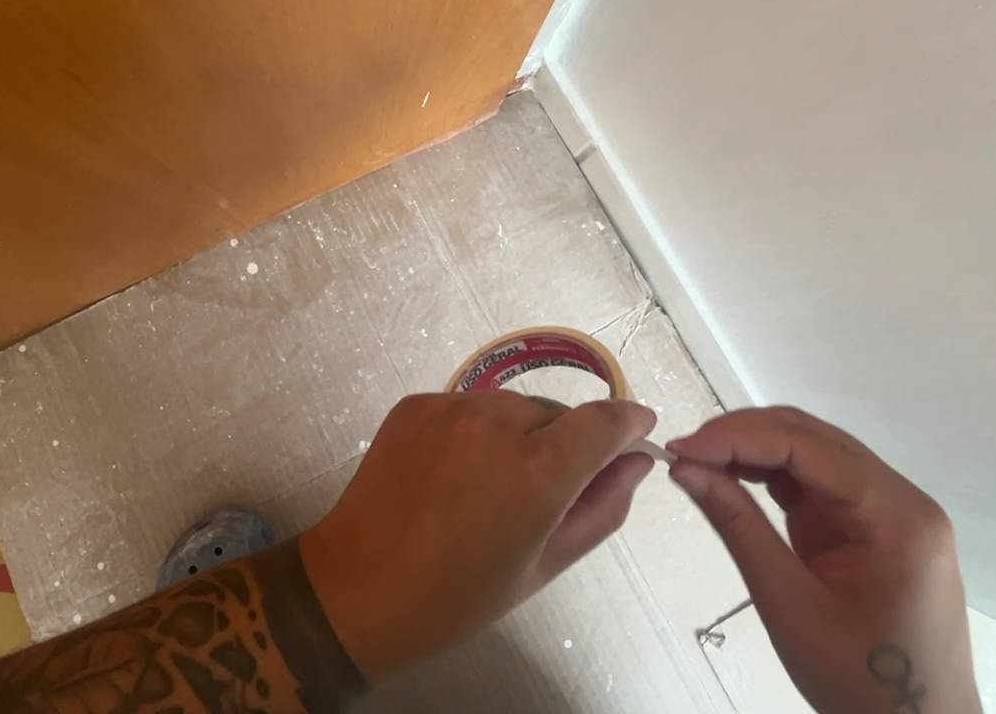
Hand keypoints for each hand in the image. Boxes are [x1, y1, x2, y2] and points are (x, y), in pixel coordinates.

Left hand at [299, 392, 657, 677]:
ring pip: (510, 407)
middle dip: (562, 443)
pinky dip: (473, 431)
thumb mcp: (544, 564)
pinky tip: (452, 472)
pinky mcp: (416, 403)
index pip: (603, 420)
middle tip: (539, 491)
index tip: (636, 429)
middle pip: (555, 414)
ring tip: (487, 485)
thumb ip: (602, 507)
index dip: (627, 422)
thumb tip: (636, 460)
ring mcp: (450, 406)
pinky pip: (467, 407)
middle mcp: (496, 422)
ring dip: (517, 434)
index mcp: (537, 469)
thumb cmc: (459, 593)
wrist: (359, 584)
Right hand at [668, 407, 981, 713]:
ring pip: (808, 450)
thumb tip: (681, 466)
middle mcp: (899, 499)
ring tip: (698, 464)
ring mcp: (886, 509)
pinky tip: (730, 478)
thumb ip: (736, 524)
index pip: (806, 446)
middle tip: (684, 454)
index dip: (736, 437)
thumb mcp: (788, 603)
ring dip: (751, 449)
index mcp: (897, 515)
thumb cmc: (860, 681)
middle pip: (810, 437)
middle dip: (741, 436)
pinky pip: (811, 479)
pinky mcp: (867, 524)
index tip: (680, 449)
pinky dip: (767, 473)